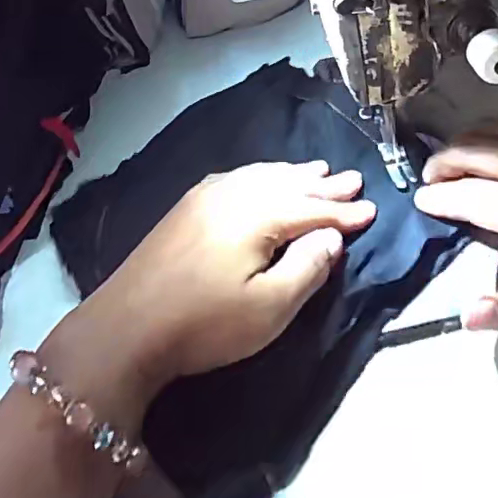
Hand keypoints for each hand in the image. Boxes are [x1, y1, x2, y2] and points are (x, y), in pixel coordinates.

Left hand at [46, 161, 375, 415]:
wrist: (126, 327)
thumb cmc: (204, 324)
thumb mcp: (268, 309)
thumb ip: (307, 268)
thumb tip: (331, 235)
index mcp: (254, 214)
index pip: (309, 207)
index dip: (342, 211)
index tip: (371, 210)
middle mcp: (230, 194)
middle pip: (285, 184)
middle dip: (321, 184)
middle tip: (352, 180)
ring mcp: (203, 197)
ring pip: (259, 176)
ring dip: (291, 174)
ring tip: (317, 170)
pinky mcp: (186, 207)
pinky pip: (236, 179)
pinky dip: (261, 177)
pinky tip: (263, 179)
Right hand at [413, 131, 497, 337]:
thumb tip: (468, 317)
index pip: (466, 197)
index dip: (438, 200)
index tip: (420, 205)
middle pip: (472, 150)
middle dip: (442, 163)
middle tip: (428, 183)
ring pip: (494, 131)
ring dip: (465, 145)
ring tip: (454, 167)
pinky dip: (493, 137)